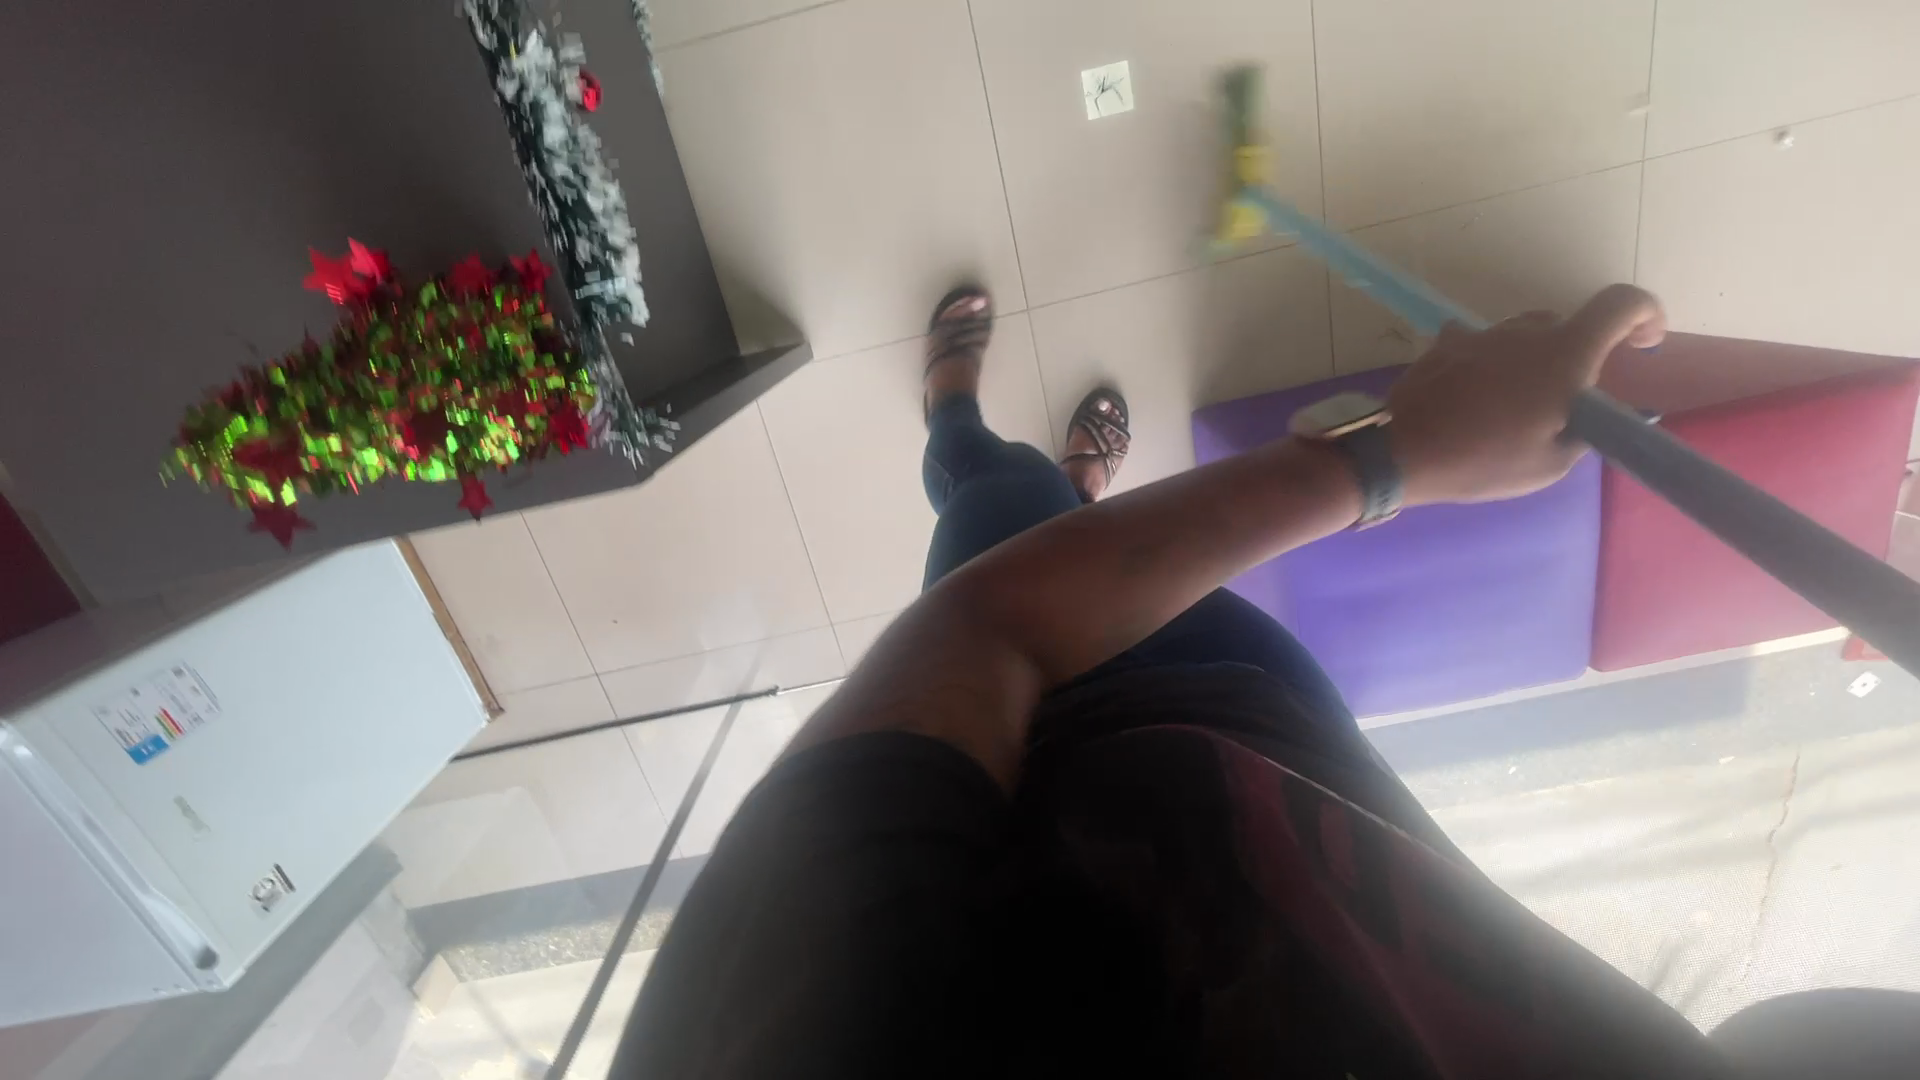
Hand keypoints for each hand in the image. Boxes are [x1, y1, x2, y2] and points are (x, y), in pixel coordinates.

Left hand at [1387, 284, 1665, 505]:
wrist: (1397, 455)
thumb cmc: (1480, 461)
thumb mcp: (1551, 461)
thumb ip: (1583, 430)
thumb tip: (1591, 415)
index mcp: (1563, 353)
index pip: (1621, 304)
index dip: (1644, 315)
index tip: (1641, 344)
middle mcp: (1520, 333)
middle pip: (1563, 324)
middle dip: (1574, 352)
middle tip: (1560, 397)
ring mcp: (1475, 336)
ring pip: (1517, 334)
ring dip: (1526, 358)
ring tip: (1511, 401)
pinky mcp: (1439, 348)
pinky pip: (1476, 346)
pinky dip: (1485, 363)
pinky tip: (1472, 395)